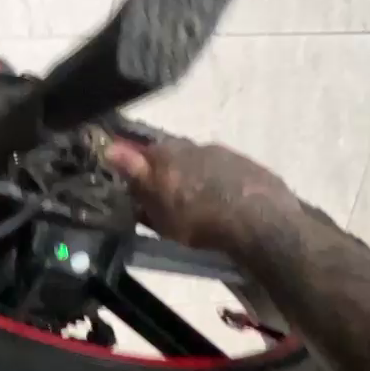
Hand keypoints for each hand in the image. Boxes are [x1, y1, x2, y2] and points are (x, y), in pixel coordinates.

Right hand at [105, 136, 300, 256]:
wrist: (261, 225)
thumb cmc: (198, 219)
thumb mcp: (156, 204)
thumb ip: (134, 173)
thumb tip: (108, 146)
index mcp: (167, 153)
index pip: (142, 151)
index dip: (140, 170)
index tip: (141, 190)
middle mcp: (195, 145)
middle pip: (175, 157)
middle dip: (171, 174)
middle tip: (171, 202)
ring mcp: (227, 154)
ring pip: (203, 164)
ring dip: (199, 179)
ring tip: (203, 207)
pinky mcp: (252, 167)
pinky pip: (229, 174)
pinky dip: (224, 186)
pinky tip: (228, 206)